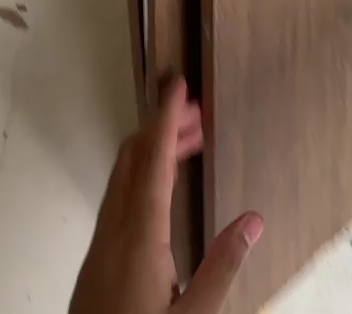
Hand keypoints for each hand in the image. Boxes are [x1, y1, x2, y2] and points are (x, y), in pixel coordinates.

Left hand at [69, 79, 263, 313]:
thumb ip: (222, 268)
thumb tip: (255, 218)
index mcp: (138, 236)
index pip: (152, 160)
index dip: (165, 118)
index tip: (176, 83)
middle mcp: (113, 230)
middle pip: (133, 159)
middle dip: (162, 126)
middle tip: (197, 111)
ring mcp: (100, 245)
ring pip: (122, 177)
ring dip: (151, 150)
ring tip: (189, 143)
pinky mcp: (96, 260)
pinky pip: (118, 197)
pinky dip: (141, 175)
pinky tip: (162, 191)